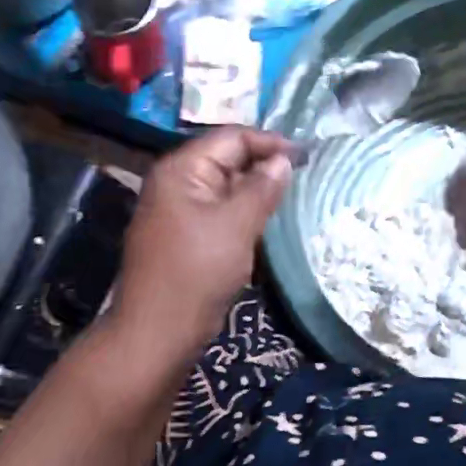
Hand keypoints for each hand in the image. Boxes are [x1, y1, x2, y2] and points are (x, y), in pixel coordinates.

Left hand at [113, 127, 293, 350]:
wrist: (158, 328)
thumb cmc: (196, 271)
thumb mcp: (236, 224)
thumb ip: (261, 187)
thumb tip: (283, 160)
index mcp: (178, 170)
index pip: (229, 137)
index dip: (269, 142)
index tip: (308, 157)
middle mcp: (172, 184)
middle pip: (224, 160)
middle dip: (262, 166)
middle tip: (305, 179)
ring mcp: (174, 211)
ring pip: (222, 189)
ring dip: (253, 193)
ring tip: (291, 199)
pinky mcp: (181, 237)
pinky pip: (215, 214)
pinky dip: (239, 215)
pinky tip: (263, 224)